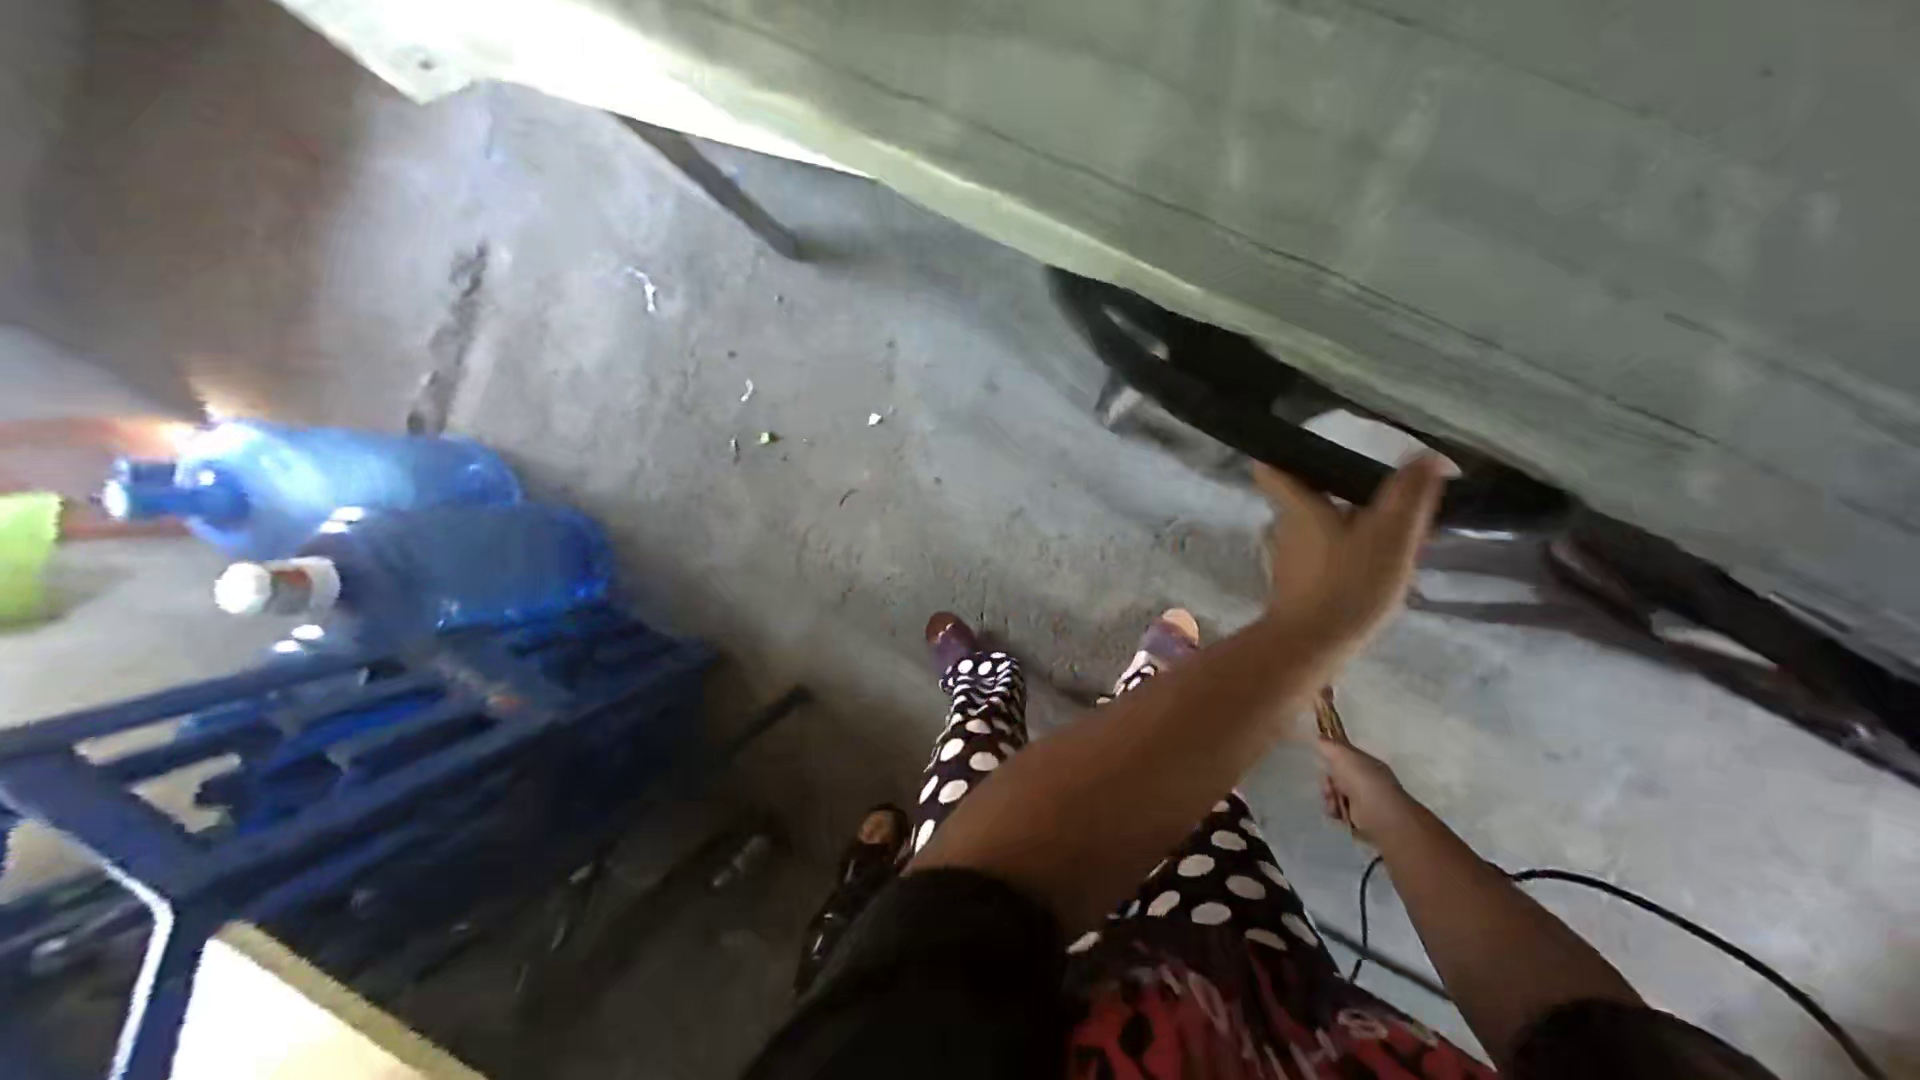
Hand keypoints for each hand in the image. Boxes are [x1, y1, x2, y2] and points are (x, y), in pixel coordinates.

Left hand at [1253, 456, 1446, 653]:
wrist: (1311, 645)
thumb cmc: (1348, 583)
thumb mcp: (1390, 534)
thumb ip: (1409, 494)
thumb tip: (1427, 455)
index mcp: (1297, 506)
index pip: (1271, 467)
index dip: (1284, 453)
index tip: (1313, 446)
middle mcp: (1286, 526)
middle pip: (1304, 495)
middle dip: (1339, 489)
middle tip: (1383, 490)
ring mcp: (1290, 557)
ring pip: (1319, 525)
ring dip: (1351, 521)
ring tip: (1397, 527)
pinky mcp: (1300, 582)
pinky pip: (1325, 553)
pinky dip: (1349, 549)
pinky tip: (1383, 563)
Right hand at [1317, 738, 1417, 843]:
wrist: (1378, 813)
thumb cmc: (1361, 778)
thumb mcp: (1342, 753)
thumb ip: (1328, 744)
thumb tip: (1318, 736)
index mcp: (1364, 762)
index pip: (1344, 755)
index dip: (1330, 755)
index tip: (1319, 757)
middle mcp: (1364, 779)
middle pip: (1336, 775)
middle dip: (1327, 779)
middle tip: (1328, 783)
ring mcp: (1361, 798)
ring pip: (1334, 792)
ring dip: (1329, 795)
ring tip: (1333, 799)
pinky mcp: (1356, 816)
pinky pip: (1336, 809)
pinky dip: (1334, 809)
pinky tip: (1337, 810)